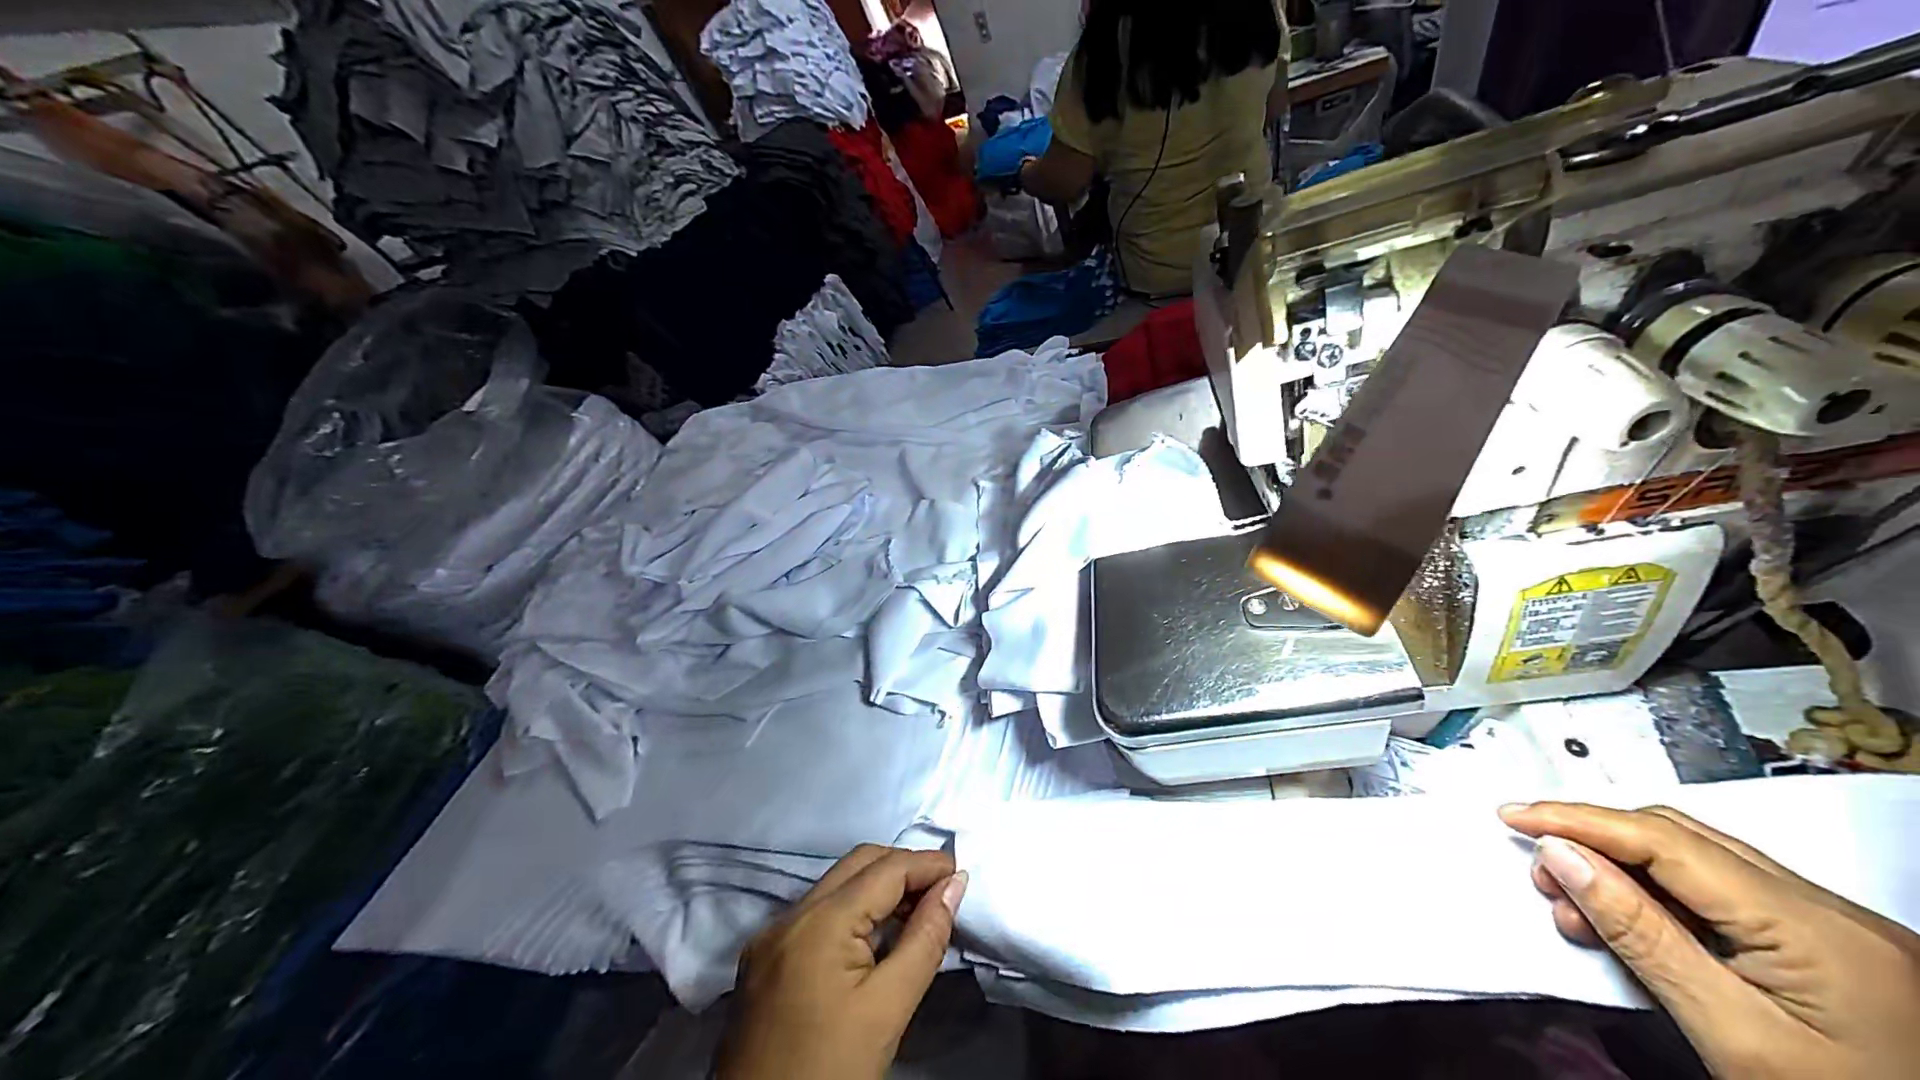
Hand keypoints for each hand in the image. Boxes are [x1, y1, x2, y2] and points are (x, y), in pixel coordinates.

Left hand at [716, 845, 966, 1079]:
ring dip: (878, 889)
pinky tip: (875, 938)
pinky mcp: (763, 957)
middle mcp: (790, 915)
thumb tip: (954, 885)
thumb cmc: (832, 1071)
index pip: (885, 869)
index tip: (961, 874)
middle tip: (942, 892)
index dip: (928, 865)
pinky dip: (852, 911)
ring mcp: (771, 935)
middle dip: (904, 868)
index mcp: (819, 922)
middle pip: (857, 864)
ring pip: (836, 885)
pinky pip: (816, 912)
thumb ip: (925, 939)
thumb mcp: (889, 1009)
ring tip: (917, 913)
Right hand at [1501, 801, 1919, 1078]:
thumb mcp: (1731, 1034)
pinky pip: (1723, 893)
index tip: (1510, 816)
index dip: (1578, 820)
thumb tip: (1559, 854)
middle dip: (1595, 843)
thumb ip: (1641, 936)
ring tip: (1575, 907)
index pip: (1666, 842)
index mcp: (1816, 928)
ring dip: (1621, 869)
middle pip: (1681, 839)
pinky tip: (1632, 924)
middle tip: (1542, 876)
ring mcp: (1838, 927)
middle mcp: (1831, 910)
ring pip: (1697, 861)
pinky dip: (1659, 896)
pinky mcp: (1832, 947)